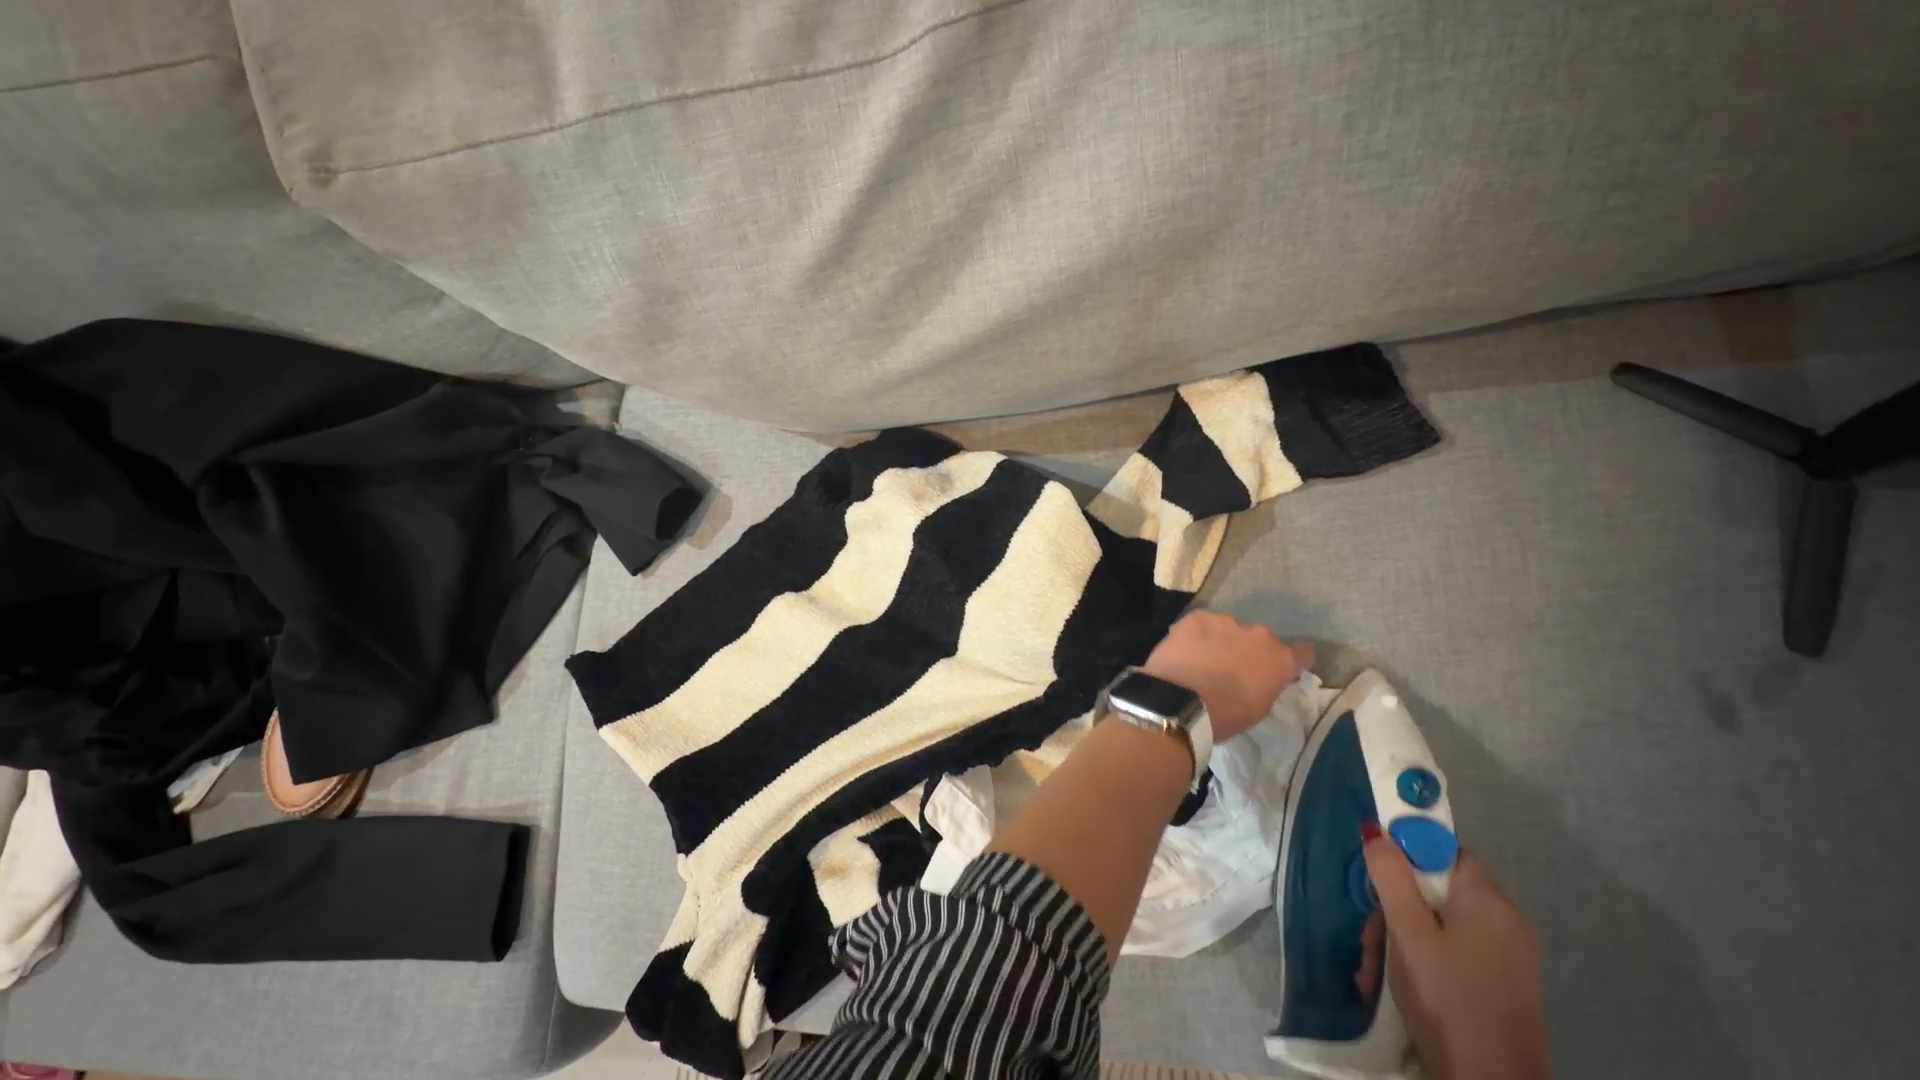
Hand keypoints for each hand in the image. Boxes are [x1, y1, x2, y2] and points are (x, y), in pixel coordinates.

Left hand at [1139, 610, 1311, 741]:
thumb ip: (1268, 684)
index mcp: (1280, 658)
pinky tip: (1184, 651)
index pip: (1303, 652)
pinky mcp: (1197, 617)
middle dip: (1249, 650)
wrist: (1180, 703)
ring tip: (1202, 661)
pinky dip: (1195, 635)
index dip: (1293, 661)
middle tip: (1231, 669)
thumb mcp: (1259, 708)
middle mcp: (1259, 633)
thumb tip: (1263, 677)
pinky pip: (1201, 624)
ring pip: (1228, 629)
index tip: (1282, 671)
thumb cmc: (1225, 715)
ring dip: (1221, 641)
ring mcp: (1226, 621)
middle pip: (1260, 639)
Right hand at [1363, 835, 1552, 1079]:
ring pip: (1446, 922)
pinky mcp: (1509, 980)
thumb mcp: (1407, 933)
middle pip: (1439, 889)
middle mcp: (1507, 916)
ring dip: (1406, 939)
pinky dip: (1430, 958)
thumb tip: (1377, 829)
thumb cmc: (1445, 998)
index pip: (1442, 850)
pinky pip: (1461, 950)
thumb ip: (1390, 876)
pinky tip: (1406, 984)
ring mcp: (1512, 952)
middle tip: (1371, 942)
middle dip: (1397, 909)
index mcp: (1487, 897)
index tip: (1378, 885)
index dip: (1406, 858)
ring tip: (1377, 973)